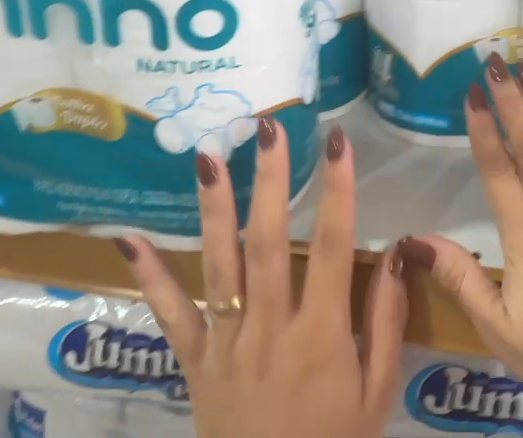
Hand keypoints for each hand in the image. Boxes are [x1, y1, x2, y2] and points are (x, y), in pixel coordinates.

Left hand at [119, 120, 407, 437]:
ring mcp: (226, 343)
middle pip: (268, 241)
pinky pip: (170, 316)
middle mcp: (269, 327)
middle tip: (268, 127)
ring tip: (209, 157)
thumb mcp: (376, 395)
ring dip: (213, 208)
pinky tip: (128, 238)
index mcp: (320, 335)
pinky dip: (149, 277)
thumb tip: (393, 253)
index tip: (338, 141)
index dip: (336, 190)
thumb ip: (385, 322)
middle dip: (269, 180)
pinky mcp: (194, 362)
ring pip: (219, 265)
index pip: (332, 247)